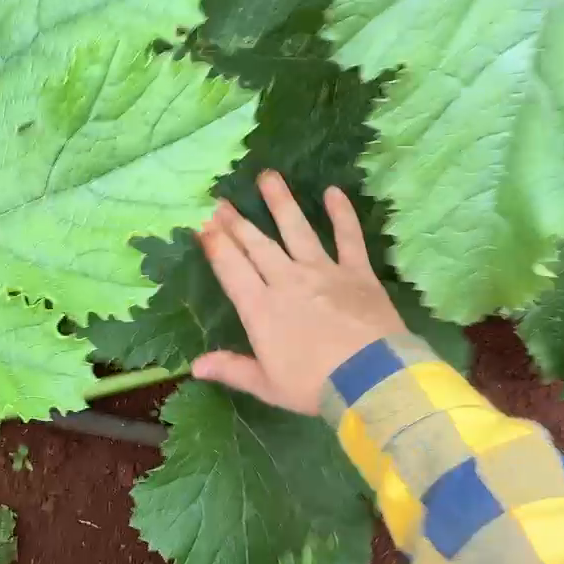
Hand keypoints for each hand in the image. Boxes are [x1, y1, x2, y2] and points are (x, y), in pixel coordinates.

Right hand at [193, 171, 407, 414]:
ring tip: (268, 177)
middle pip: (258, 246)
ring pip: (297, 230)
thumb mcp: (266, 385)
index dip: (216, 245)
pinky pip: (348, 237)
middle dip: (237, 222)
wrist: (369, 377)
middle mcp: (287, 281)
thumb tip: (195, 366)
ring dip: (281, 203)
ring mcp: (323, 272)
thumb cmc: (312, 386)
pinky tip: (333, 192)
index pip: (231, 269)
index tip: (202, 224)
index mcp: (260, 310)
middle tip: (221, 200)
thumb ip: (231, 369)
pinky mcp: (357, 272)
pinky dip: (341, 214)